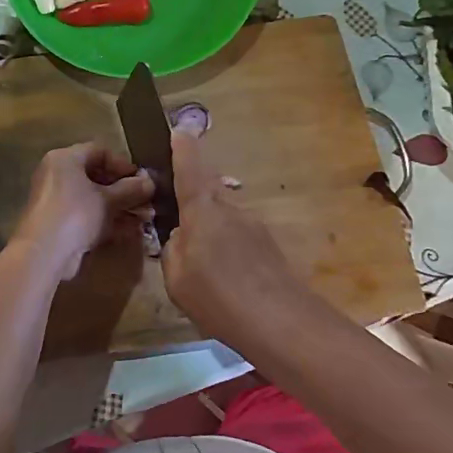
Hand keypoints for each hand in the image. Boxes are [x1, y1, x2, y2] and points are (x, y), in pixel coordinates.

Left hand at [13, 142, 153, 278]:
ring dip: (121, 207)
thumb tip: (150, 183)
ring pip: (95, 199)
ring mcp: (58, 201)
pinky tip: (131, 230)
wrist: (44, 253)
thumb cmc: (76, 214)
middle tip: (147, 200)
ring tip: (145, 217)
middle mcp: (58, 176)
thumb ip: (130, 189)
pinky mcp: (61, 224)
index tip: (141, 179)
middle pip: (97, 176)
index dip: (122, 164)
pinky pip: (88, 216)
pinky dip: (108, 220)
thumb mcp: (108, 199)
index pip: (98, 152)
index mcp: (65, 159)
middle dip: (125, 189)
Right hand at [162, 129, 300, 339]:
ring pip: (223, 221)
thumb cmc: (217, 296)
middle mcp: (230, 209)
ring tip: (202, 272)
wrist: (280, 321)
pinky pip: (238, 240)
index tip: (180, 130)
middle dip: (192, 206)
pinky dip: (227, 253)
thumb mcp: (176, 278)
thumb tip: (180, 236)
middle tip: (178, 232)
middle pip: (207, 196)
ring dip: (211, 236)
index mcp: (202, 210)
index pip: (190, 169)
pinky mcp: (269, 247)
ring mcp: (254, 226)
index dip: (182, 149)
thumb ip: (172, 250)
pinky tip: (225, 283)